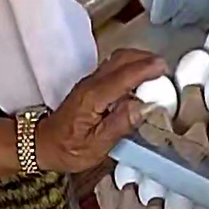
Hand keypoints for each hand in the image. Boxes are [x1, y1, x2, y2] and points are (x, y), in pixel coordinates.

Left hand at [36, 49, 167, 173]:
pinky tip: (139, 79)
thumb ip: (119, 125)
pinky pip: (113, 69)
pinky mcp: (90, 86)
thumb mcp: (96, 146)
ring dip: (138, 60)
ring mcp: (90, 83)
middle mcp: (91, 84)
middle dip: (144, 59)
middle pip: (120, 59)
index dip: (144, 70)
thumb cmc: (69, 150)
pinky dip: (129, 68)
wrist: (44, 144)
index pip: (123, 76)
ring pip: (116, 61)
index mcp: (93, 97)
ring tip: (156, 70)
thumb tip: (142, 108)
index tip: (164, 68)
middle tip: (165, 68)